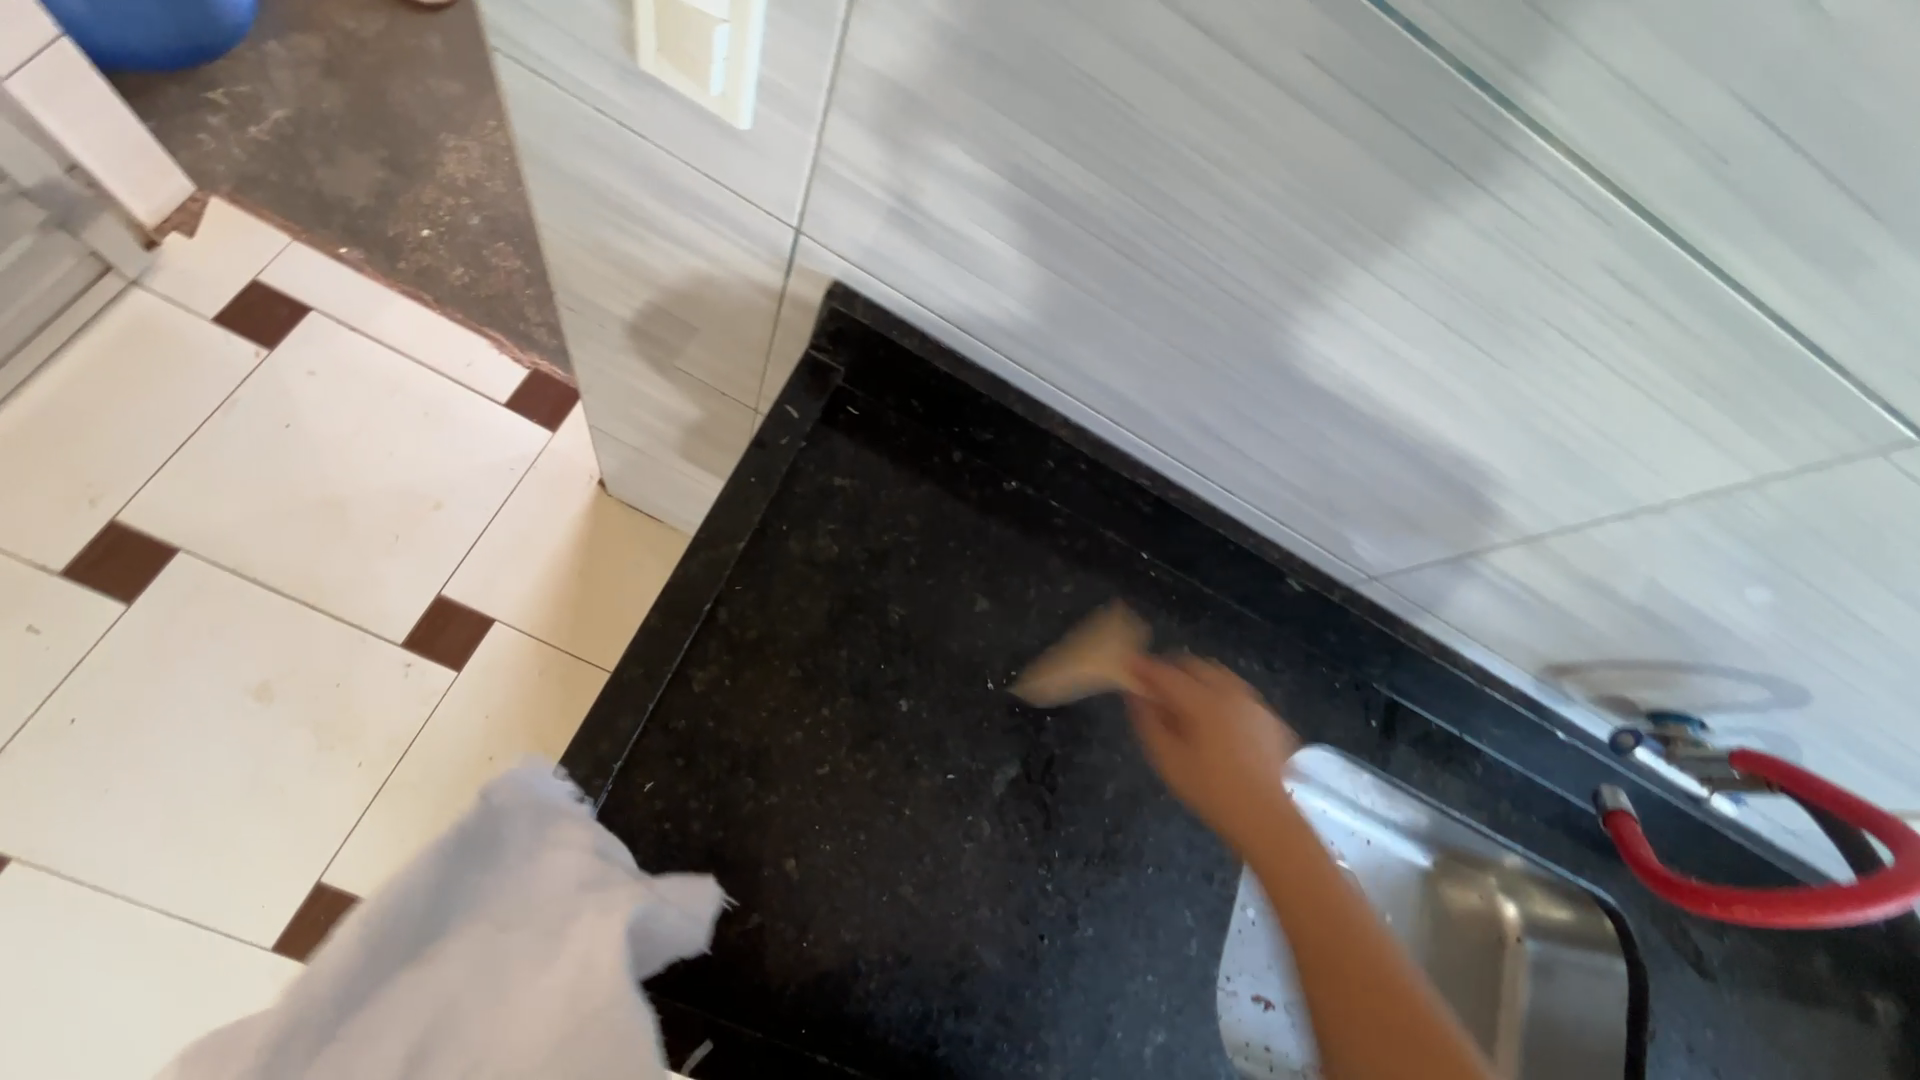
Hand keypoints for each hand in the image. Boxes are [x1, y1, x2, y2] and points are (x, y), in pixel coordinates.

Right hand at [1126, 654, 1299, 851]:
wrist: (1266, 816)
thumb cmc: (1210, 791)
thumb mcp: (1168, 760)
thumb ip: (1148, 722)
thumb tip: (1135, 696)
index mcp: (1202, 702)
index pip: (1166, 673)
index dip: (1144, 667)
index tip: (1128, 666)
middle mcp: (1230, 693)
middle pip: (1195, 665)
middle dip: (1171, 669)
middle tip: (1153, 685)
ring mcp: (1253, 703)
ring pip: (1219, 675)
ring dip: (1196, 679)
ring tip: (1182, 700)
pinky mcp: (1268, 717)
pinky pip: (1237, 693)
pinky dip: (1218, 694)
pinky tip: (1213, 718)